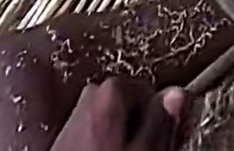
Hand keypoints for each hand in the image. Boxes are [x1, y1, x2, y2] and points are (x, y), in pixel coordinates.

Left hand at [49, 79, 188, 150]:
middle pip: (123, 101)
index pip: (146, 89)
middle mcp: (86, 96)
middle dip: (133, 122)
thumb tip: (176, 94)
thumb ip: (160, 121)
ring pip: (104, 119)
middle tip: (140, 148)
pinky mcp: (56, 140)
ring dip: (114, 134)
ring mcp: (68, 120)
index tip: (158, 136)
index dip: (156, 115)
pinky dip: (94, 143)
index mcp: (109, 91)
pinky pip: (85, 134)